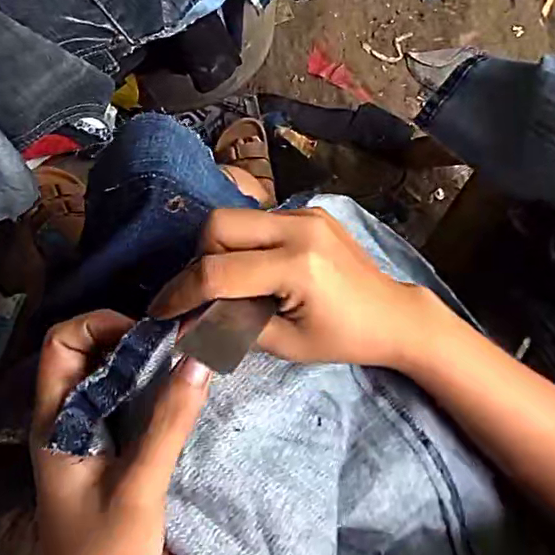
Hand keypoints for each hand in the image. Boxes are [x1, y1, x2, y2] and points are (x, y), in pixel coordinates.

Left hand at [30, 310, 212, 554]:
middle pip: (88, 354)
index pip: (62, 343)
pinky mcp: (115, 456)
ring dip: (146, 363)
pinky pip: (131, 404)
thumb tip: (199, 357)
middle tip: (177, 340)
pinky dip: (155, 388)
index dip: (100, 324)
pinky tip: (186, 389)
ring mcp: (91, 440)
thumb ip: (169, 422)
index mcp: (54, 424)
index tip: (147, 334)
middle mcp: (67, 423)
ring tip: (188, 355)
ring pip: (113, 379)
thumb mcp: (140, 488)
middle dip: (130, 337)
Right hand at [149, 208, 458, 370]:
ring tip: (230, 284)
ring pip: (237, 216)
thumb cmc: (344, 338)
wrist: (394, 314)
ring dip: (220, 248)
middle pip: (218, 224)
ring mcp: (307, 214)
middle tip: (204, 295)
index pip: (217, 272)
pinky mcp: (312, 211)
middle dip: (199, 259)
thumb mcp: (285, 343)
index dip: (180, 294)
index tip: (160, 313)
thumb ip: (230, 327)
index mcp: (297, 266)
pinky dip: (246, 242)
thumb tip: (185, 324)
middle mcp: (300, 228)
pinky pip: (261, 218)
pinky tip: (257, 270)